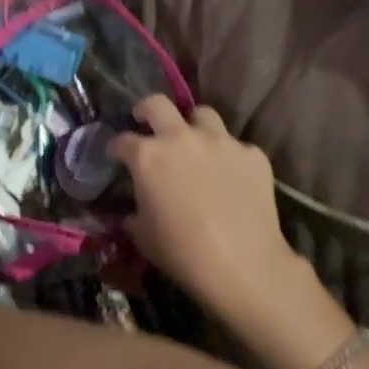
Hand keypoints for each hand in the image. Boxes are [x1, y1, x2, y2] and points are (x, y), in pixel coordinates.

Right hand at [109, 96, 306, 311]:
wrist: (242, 264)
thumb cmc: (181, 252)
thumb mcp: (143, 236)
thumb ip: (134, 214)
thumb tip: (133, 212)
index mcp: (147, 157)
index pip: (122, 140)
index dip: (116, 148)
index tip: (116, 156)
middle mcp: (182, 138)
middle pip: (158, 104)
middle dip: (147, 110)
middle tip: (146, 122)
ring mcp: (221, 142)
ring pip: (203, 115)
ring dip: (193, 126)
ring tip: (194, 145)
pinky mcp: (252, 155)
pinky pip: (236, 147)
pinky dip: (228, 157)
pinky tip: (231, 177)